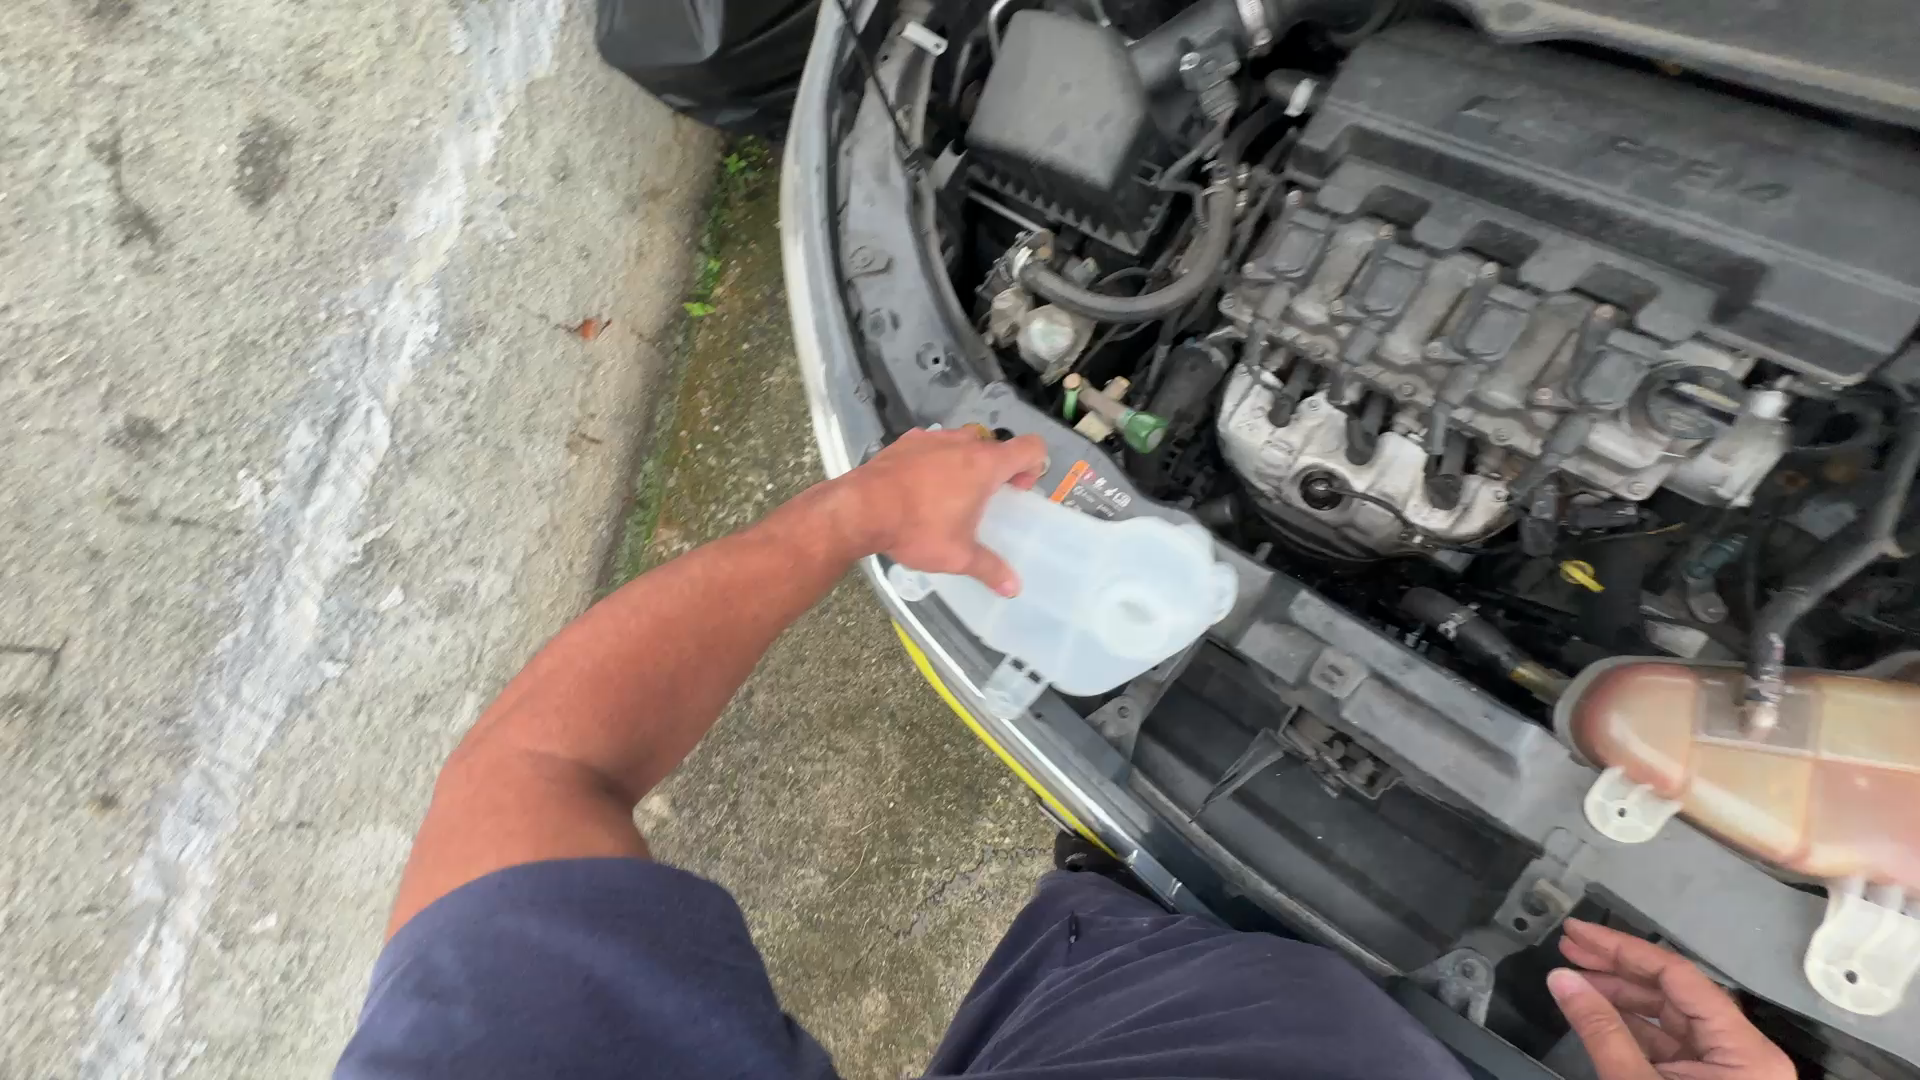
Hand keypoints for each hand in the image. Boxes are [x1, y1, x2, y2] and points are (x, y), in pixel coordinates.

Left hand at [832, 427, 1047, 595]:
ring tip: (950, 495)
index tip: (1018, 490)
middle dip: (997, 471)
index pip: (1030, 447)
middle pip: (995, 447)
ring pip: (962, 443)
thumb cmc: (917, 529)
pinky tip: (920, 488)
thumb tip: (1013, 588)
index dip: (1034, 466)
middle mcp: (962, 443)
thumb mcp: (958, 556)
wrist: (861, 509)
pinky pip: (932, 446)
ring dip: (965, 463)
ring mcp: (931, 438)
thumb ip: (990, 568)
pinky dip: (935, 461)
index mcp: (984, 464)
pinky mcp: (905, 441)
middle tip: (985, 501)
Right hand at [1548, 919, 1793, 1079]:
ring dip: (1618, 991)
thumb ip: (1599, 1029)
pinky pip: (1668, 1040)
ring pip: (1669, 1014)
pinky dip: (1628, 1021)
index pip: (1679, 976)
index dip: (1622, 947)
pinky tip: (1594, 1011)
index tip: (1573, 932)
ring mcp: (1731, 1071)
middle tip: (1565, 948)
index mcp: (1744, 1051)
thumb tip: (1560, 976)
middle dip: (1617, 967)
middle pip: (1675, 991)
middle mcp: (1744, 1054)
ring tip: (1572, 978)